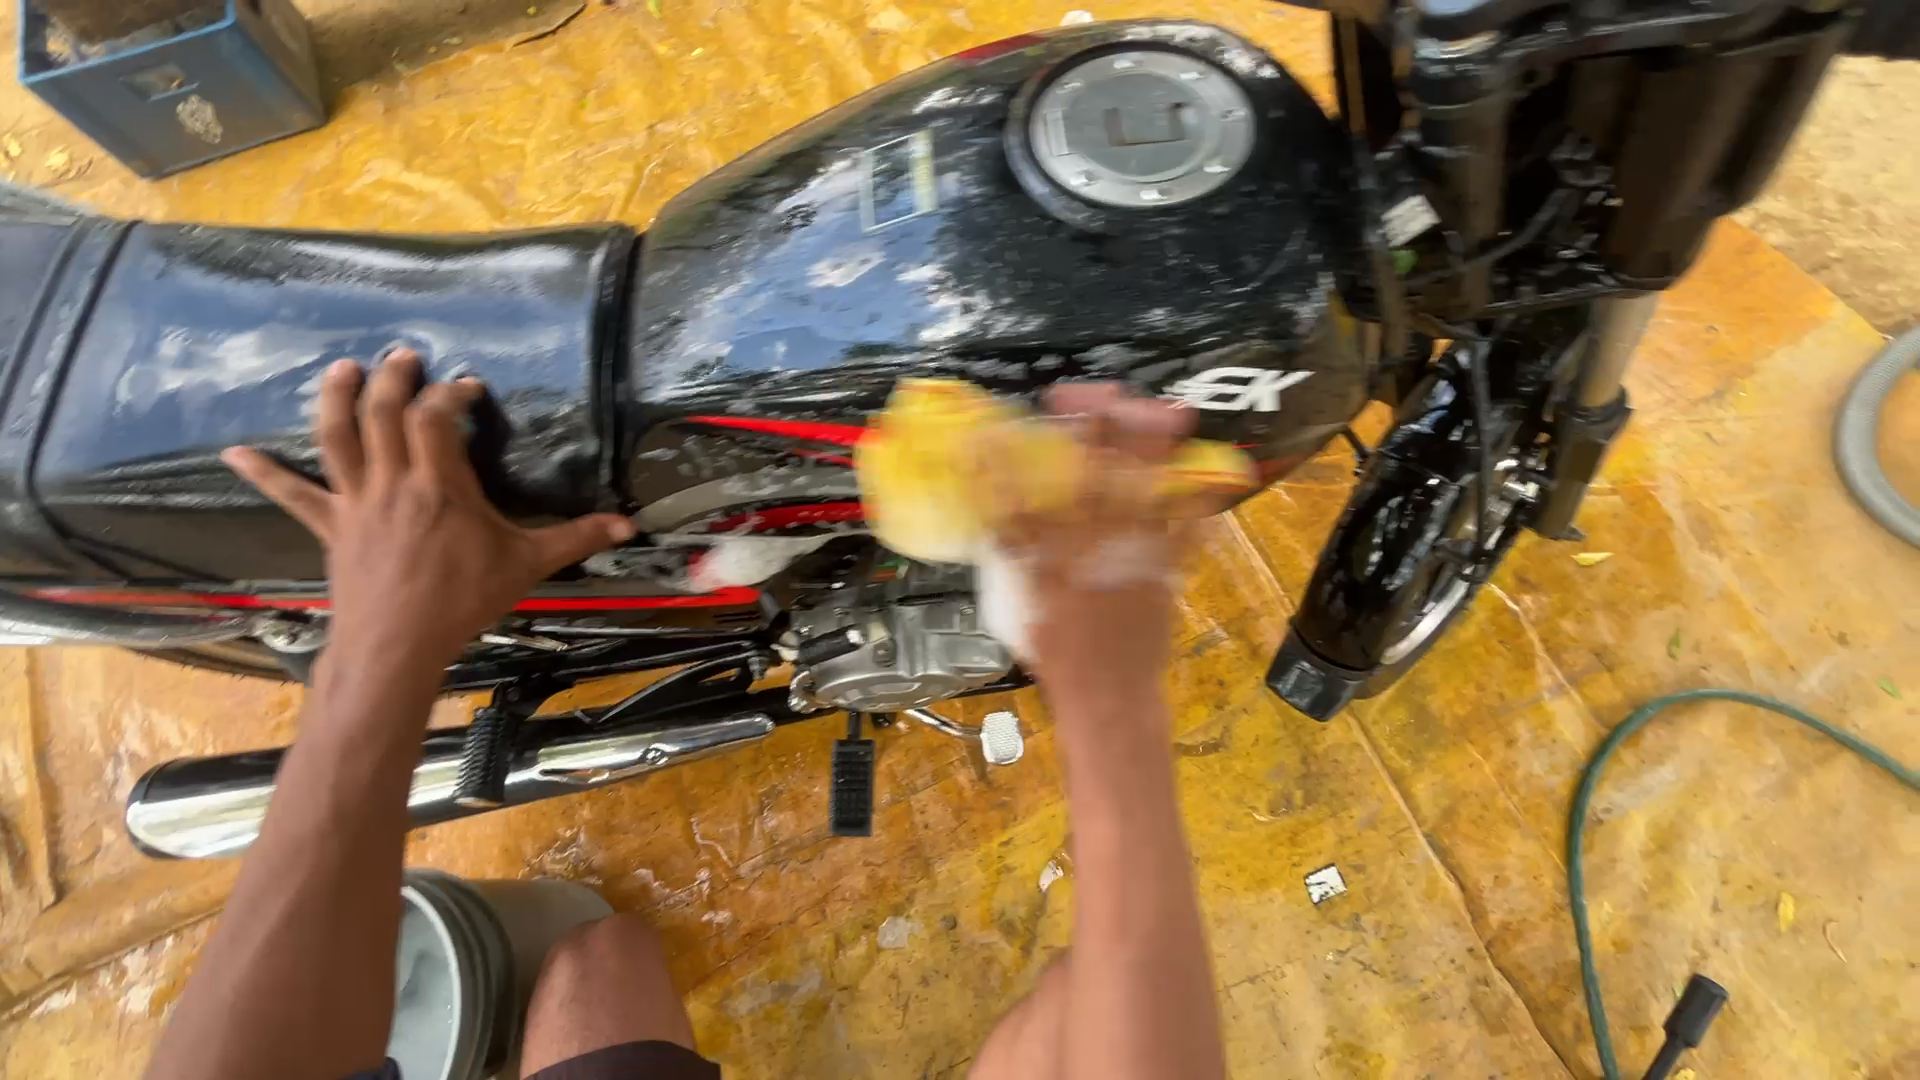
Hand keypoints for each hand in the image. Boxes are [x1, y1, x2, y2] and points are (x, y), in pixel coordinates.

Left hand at [222, 349, 635, 676]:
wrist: (397, 643)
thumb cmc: (465, 598)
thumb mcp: (528, 564)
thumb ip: (577, 538)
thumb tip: (630, 525)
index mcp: (440, 486)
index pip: (436, 418)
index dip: (450, 393)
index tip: (468, 386)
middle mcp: (392, 482)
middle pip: (382, 414)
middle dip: (393, 379)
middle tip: (405, 354)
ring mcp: (355, 501)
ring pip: (336, 437)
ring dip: (337, 397)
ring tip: (345, 368)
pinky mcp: (331, 525)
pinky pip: (294, 493)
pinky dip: (264, 471)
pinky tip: (235, 452)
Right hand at [983, 383, 1195, 713]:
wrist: (1109, 697)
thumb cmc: (1057, 655)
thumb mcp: (1016, 609)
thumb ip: (1008, 558)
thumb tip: (999, 518)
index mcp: (1049, 557)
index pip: (1021, 495)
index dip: (1007, 458)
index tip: (996, 430)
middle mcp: (1093, 549)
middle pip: (1097, 475)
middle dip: (1099, 429)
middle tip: (1099, 396)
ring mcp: (1136, 558)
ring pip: (1148, 493)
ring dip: (1157, 452)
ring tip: (1167, 413)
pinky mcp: (1167, 572)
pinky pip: (1191, 532)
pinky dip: (1200, 504)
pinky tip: (1207, 480)